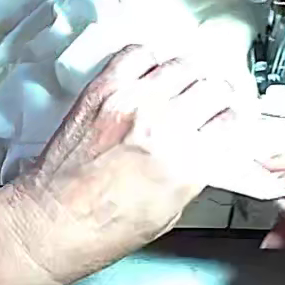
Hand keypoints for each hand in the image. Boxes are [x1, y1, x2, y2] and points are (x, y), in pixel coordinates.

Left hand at [0, 45, 240, 284]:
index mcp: (186, 165)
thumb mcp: (168, 214)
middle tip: (213, 104)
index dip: (234, 124)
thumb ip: (193, 175)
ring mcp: (131, 103)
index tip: (229, 124)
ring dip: (190, 76)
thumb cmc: (100, 231)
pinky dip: (151, 60)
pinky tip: (150, 75)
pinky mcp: (102, 91)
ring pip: (183, 64)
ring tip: (184, 88)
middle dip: (219, 98)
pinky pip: (138, 54)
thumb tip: (206, 151)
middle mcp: (163, 126)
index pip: (231, 123)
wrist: (51, 223)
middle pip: (213, 88)